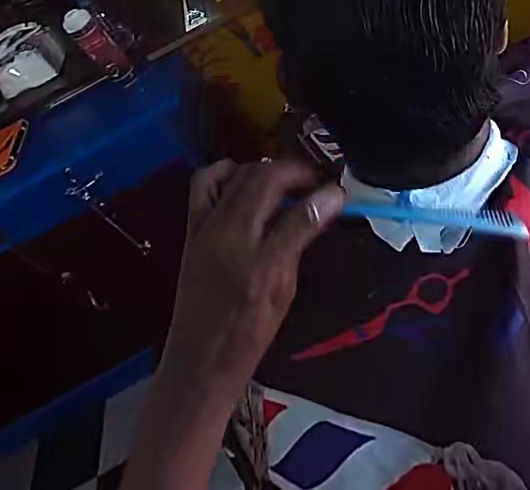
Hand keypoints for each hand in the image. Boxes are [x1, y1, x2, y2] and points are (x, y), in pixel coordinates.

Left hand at [160, 160, 344, 399]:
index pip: (298, 213)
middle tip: (315, 180)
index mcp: (262, 264)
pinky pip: (204, 182)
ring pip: (238, 173)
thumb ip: (300, 244)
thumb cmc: (249, 335)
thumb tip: (326, 206)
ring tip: (284, 180)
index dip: (324, 194)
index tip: (338, 190)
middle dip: (296, 170)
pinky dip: (225, 171)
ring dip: (266, 168)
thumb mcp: (285, 293)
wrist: (199, 361)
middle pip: (265, 179)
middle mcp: (231, 237)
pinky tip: (242, 179)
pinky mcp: (191, 226)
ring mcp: (206, 227)